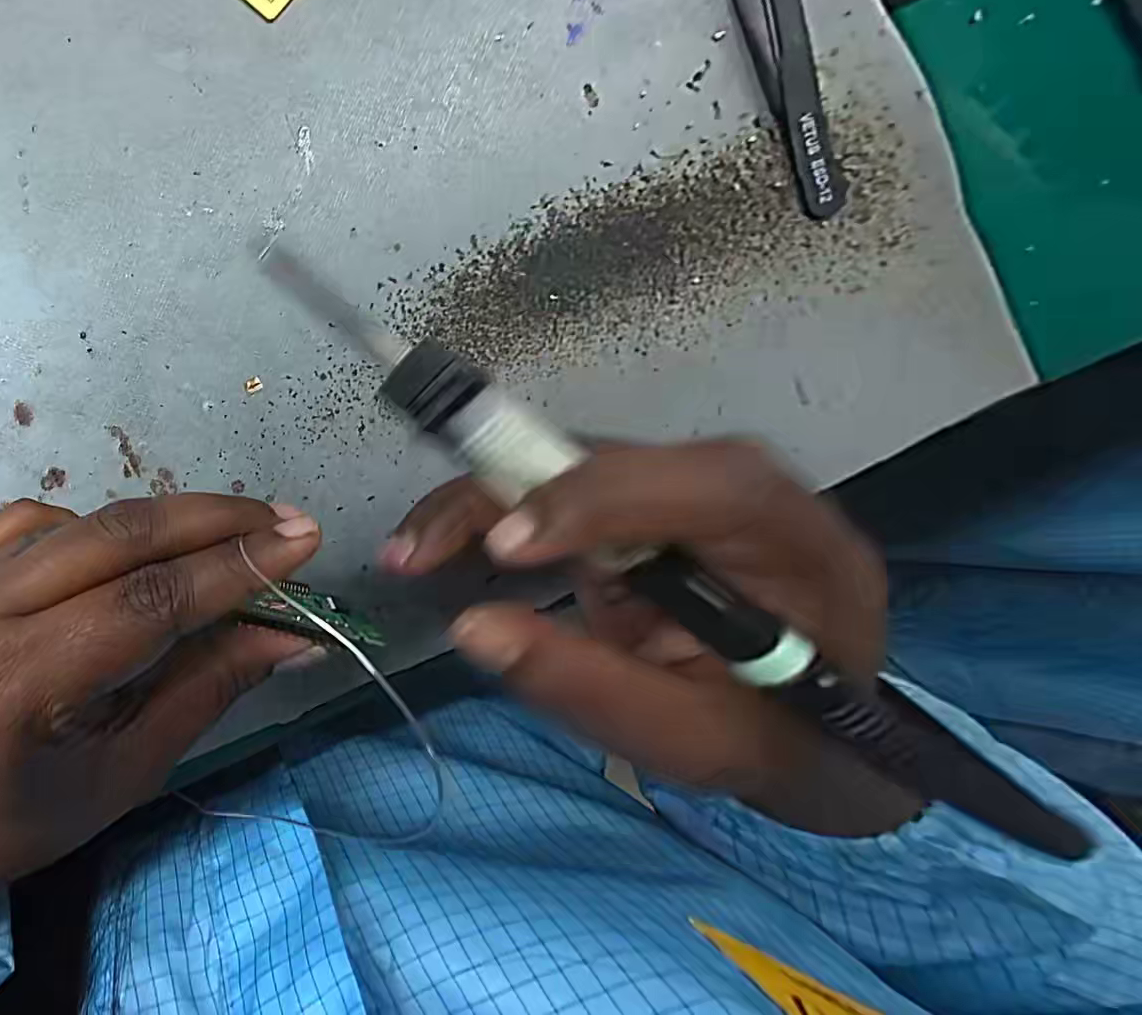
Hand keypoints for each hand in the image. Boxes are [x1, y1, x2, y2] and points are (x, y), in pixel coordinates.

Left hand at [0, 494, 321, 967]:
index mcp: (16, 686)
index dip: (233, 567)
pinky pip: (52, 518)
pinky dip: (109, 527)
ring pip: (93, 520)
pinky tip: (137, 552)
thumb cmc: (36, 809)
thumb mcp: (135, 765)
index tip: (302, 539)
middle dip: (214, 521)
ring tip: (240, 531)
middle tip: (284, 519)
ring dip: (174, 520)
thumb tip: (296, 636)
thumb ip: (213, 684)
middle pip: (119, 538)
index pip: (145, 602)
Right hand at [384, 440, 920, 834]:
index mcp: (787, 537)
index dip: (595, 502)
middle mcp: (722, 482)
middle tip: (414, 556)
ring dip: (468, 506)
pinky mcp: (611, 494)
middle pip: (596, 462)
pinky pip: (530, 484)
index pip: (703, 486)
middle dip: (495, 502)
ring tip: (407, 555)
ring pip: (547, 462)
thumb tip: (469, 626)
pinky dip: (474, 512)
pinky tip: (430, 543)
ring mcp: (660, 480)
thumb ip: (586, 685)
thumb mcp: (685, 736)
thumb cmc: (760, 732)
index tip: (505, 552)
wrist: (793, 714)